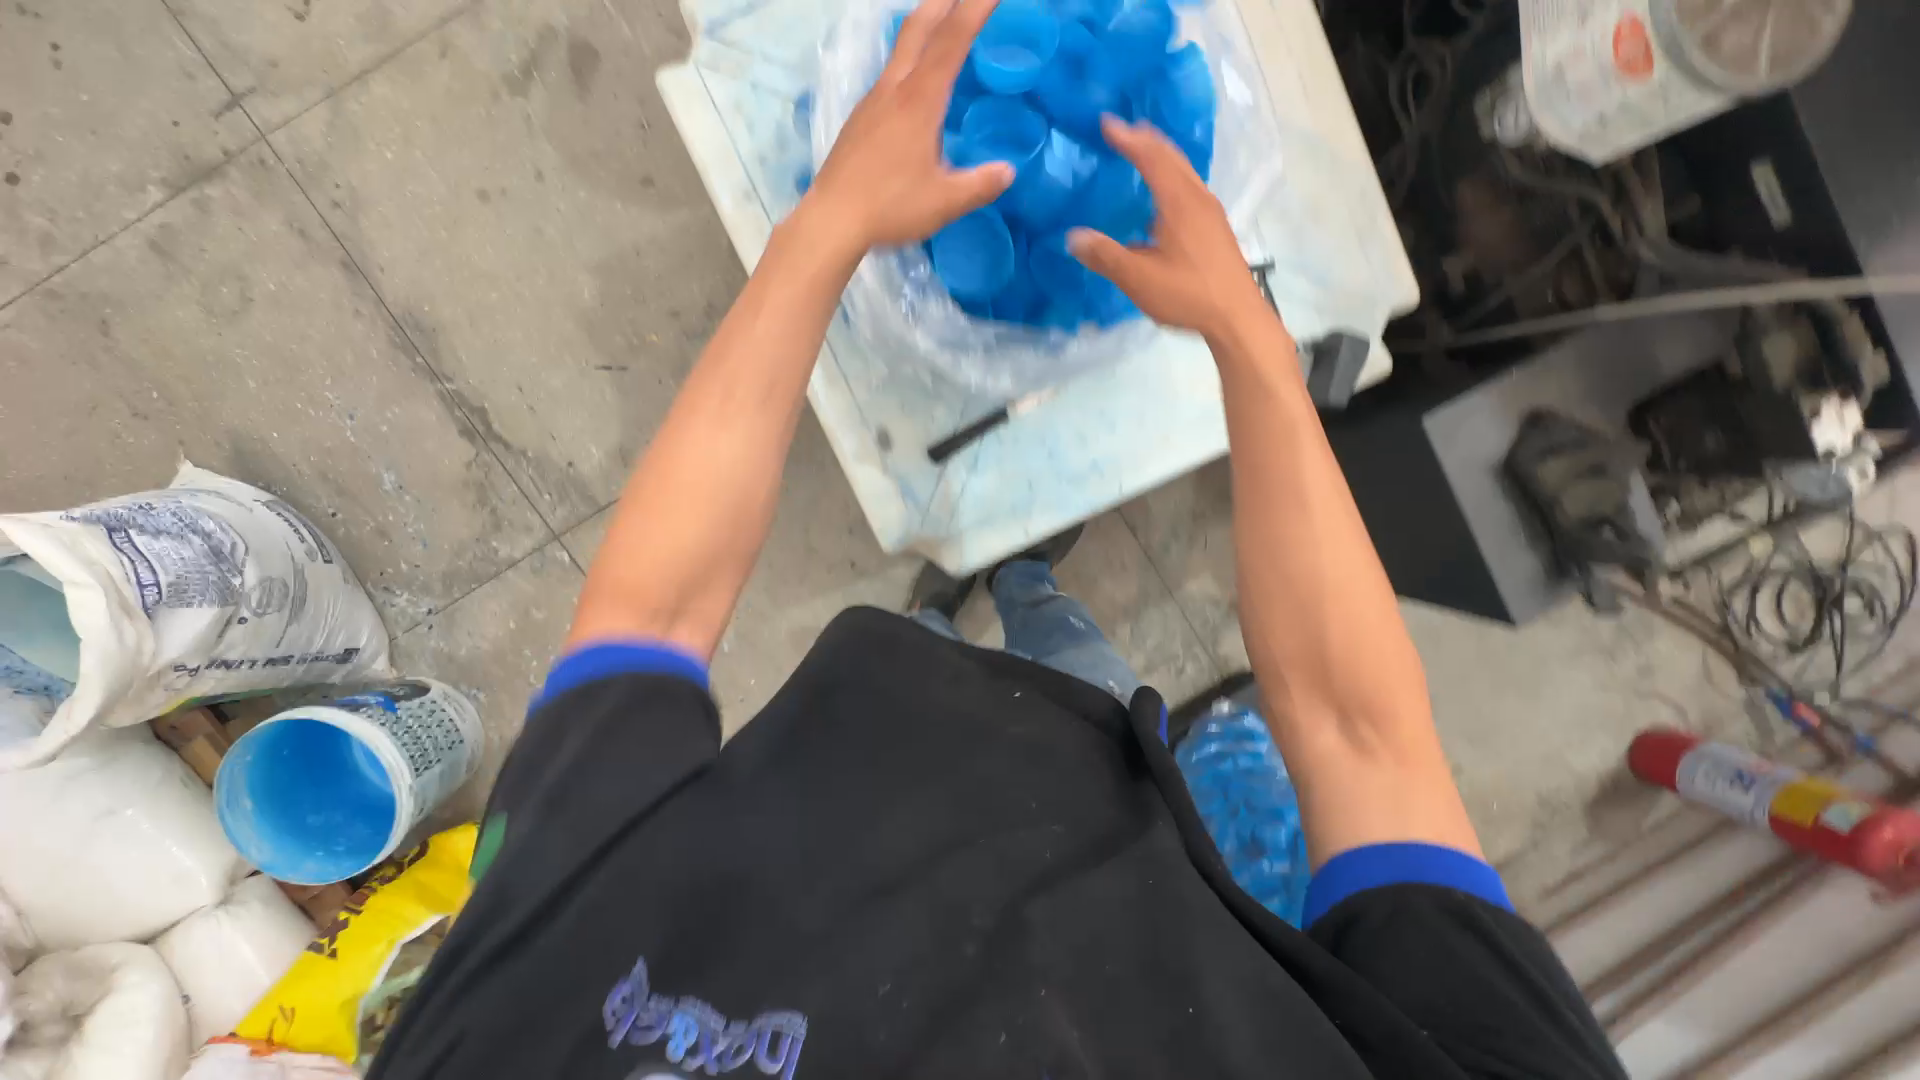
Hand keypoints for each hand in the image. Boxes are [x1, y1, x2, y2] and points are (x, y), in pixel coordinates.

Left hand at [801, 0, 1014, 252]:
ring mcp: (872, 103)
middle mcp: (893, 91)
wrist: (832, 219)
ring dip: (924, 29)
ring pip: (900, 51)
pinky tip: (914, 84)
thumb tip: (1007, 172)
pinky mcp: (860, 120)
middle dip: (943, 3)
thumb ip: (979, 185)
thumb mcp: (944, 202)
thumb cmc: (890, 207)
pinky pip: (889, 77)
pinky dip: (909, 62)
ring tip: (942, 28)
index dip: (974, 9)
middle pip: (918, 29)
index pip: (951, 41)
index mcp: (919, 102)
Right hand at [1068, 117, 1278, 342]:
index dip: (1128, 139)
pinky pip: (1189, 189)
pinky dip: (1171, 179)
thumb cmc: (1188, 294)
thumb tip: (1074, 237)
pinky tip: (1162, 199)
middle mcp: (1198, 199)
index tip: (1107, 124)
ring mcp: (1210, 213)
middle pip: (1172, 158)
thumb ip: (1106, 256)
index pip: (1151, 158)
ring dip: (1161, 158)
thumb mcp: (1139, 278)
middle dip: (1147, 140)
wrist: (1237, 316)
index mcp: (1178, 202)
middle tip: (1124, 130)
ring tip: (1142, 155)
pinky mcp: (1215, 229)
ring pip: (1184, 172)